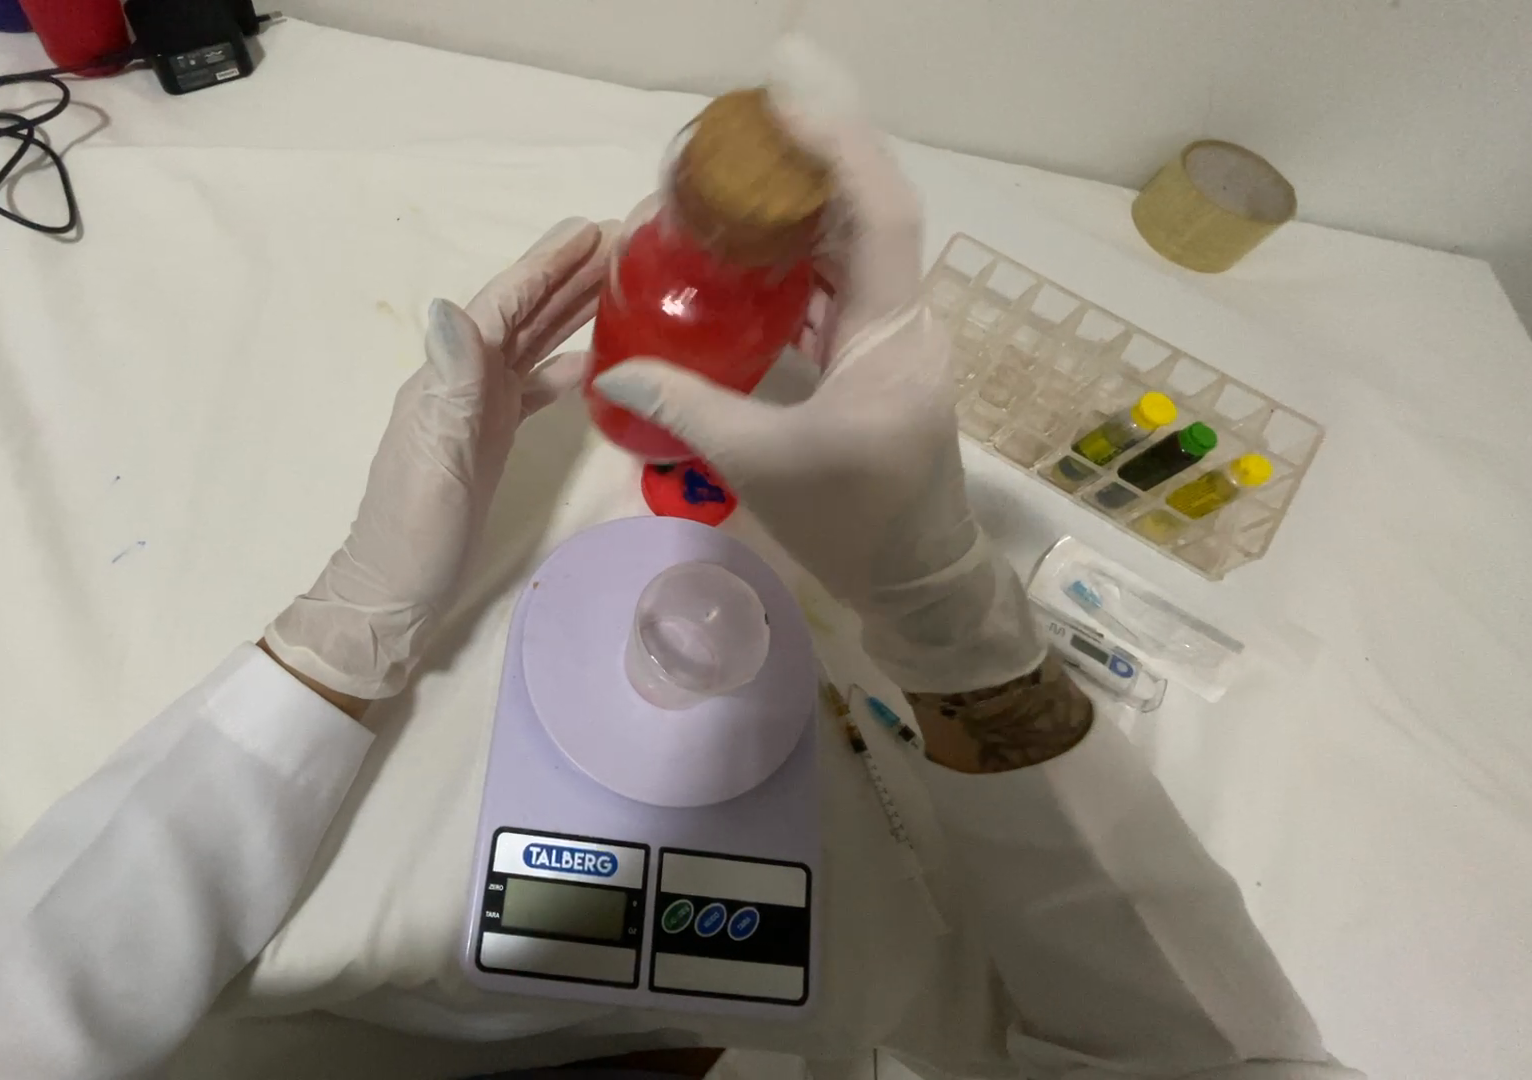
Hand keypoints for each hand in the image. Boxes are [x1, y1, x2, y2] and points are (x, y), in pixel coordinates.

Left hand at [264, 218, 612, 703]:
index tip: (591, 231)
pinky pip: (537, 386)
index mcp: (448, 377)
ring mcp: (480, 408)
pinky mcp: (494, 435)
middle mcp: (464, 381)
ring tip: (622, 288)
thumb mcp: (434, 460)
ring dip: (571, 312)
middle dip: (568, 276)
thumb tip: (450, 306)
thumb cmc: (413, 531)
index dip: (545, 266)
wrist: (399, 587)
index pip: (502, 307)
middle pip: (522, 315)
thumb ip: (451, 387)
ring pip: (534, 345)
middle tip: (626, 246)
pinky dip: (566, 368)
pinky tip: (599, 360)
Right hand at [593, 45, 1040, 694]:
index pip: (876, 207)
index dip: (834, 136)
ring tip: (740, 189)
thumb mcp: (762, 463)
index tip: (784, 81)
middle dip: (808, 163)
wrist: (915, 582)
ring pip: (851, 257)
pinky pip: (838, 298)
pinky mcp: (875, 371)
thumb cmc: (854, 523)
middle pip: (863, 215)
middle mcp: (901, 323)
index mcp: (889, 333)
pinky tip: (753, 272)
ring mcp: (892, 346)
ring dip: (802, 217)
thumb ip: (686, 408)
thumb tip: (615, 368)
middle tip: (741, 133)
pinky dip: (797, 273)